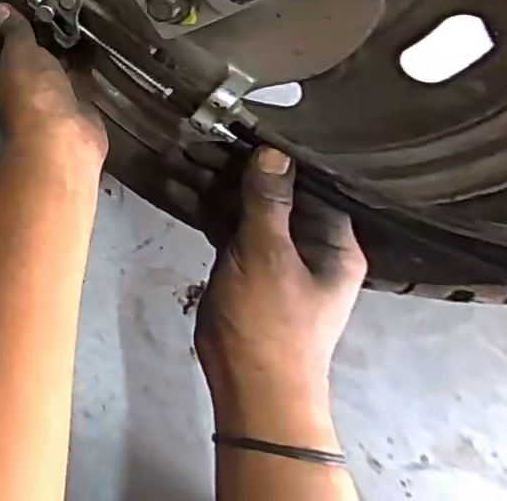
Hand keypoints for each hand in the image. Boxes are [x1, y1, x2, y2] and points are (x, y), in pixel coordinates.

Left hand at [0, 4, 107, 162]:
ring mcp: (45, 95)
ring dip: (63, 48)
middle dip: (39, 33)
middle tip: (56, 3)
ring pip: (52, 65)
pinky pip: (75, 77)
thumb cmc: (32, 89)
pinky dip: (82, 64)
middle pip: (27, 53)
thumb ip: (14, 29)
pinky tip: (92, 43)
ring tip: (75, 17)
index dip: (8, 20)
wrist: (63, 136)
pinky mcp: (72, 103)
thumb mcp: (20, 51)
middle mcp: (17, 84)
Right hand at [194, 147, 365, 442]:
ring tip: (180, 150)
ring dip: (212, 181)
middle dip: (234, 165)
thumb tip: (273, 150)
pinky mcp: (241, 259)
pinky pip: (223, 220)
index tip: (243, 124)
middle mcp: (304, 240)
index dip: (277, 154)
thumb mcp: (269, 255)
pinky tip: (175, 183)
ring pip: (241, 202)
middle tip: (199, 136)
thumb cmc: (271, 321)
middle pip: (269, 188)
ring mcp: (270, 250)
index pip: (310, 182)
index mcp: (331, 241)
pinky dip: (202, 204)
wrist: (249, 382)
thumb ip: (268, 200)